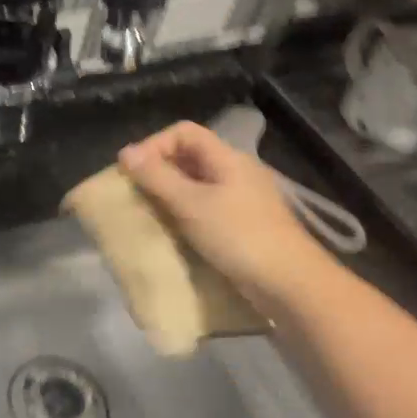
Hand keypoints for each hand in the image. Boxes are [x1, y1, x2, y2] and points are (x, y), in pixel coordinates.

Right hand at [118, 120, 340, 307]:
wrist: (291, 285)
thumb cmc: (239, 236)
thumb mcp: (190, 204)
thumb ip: (156, 177)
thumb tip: (125, 152)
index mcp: (228, 159)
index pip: (184, 132)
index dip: (154, 144)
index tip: (133, 170)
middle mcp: (237, 172)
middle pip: (190, 156)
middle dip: (159, 169)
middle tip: (136, 192)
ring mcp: (243, 199)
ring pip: (196, 183)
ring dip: (169, 193)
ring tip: (150, 212)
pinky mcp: (243, 224)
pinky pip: (206, 206)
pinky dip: (185, 212)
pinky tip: (175, 231)